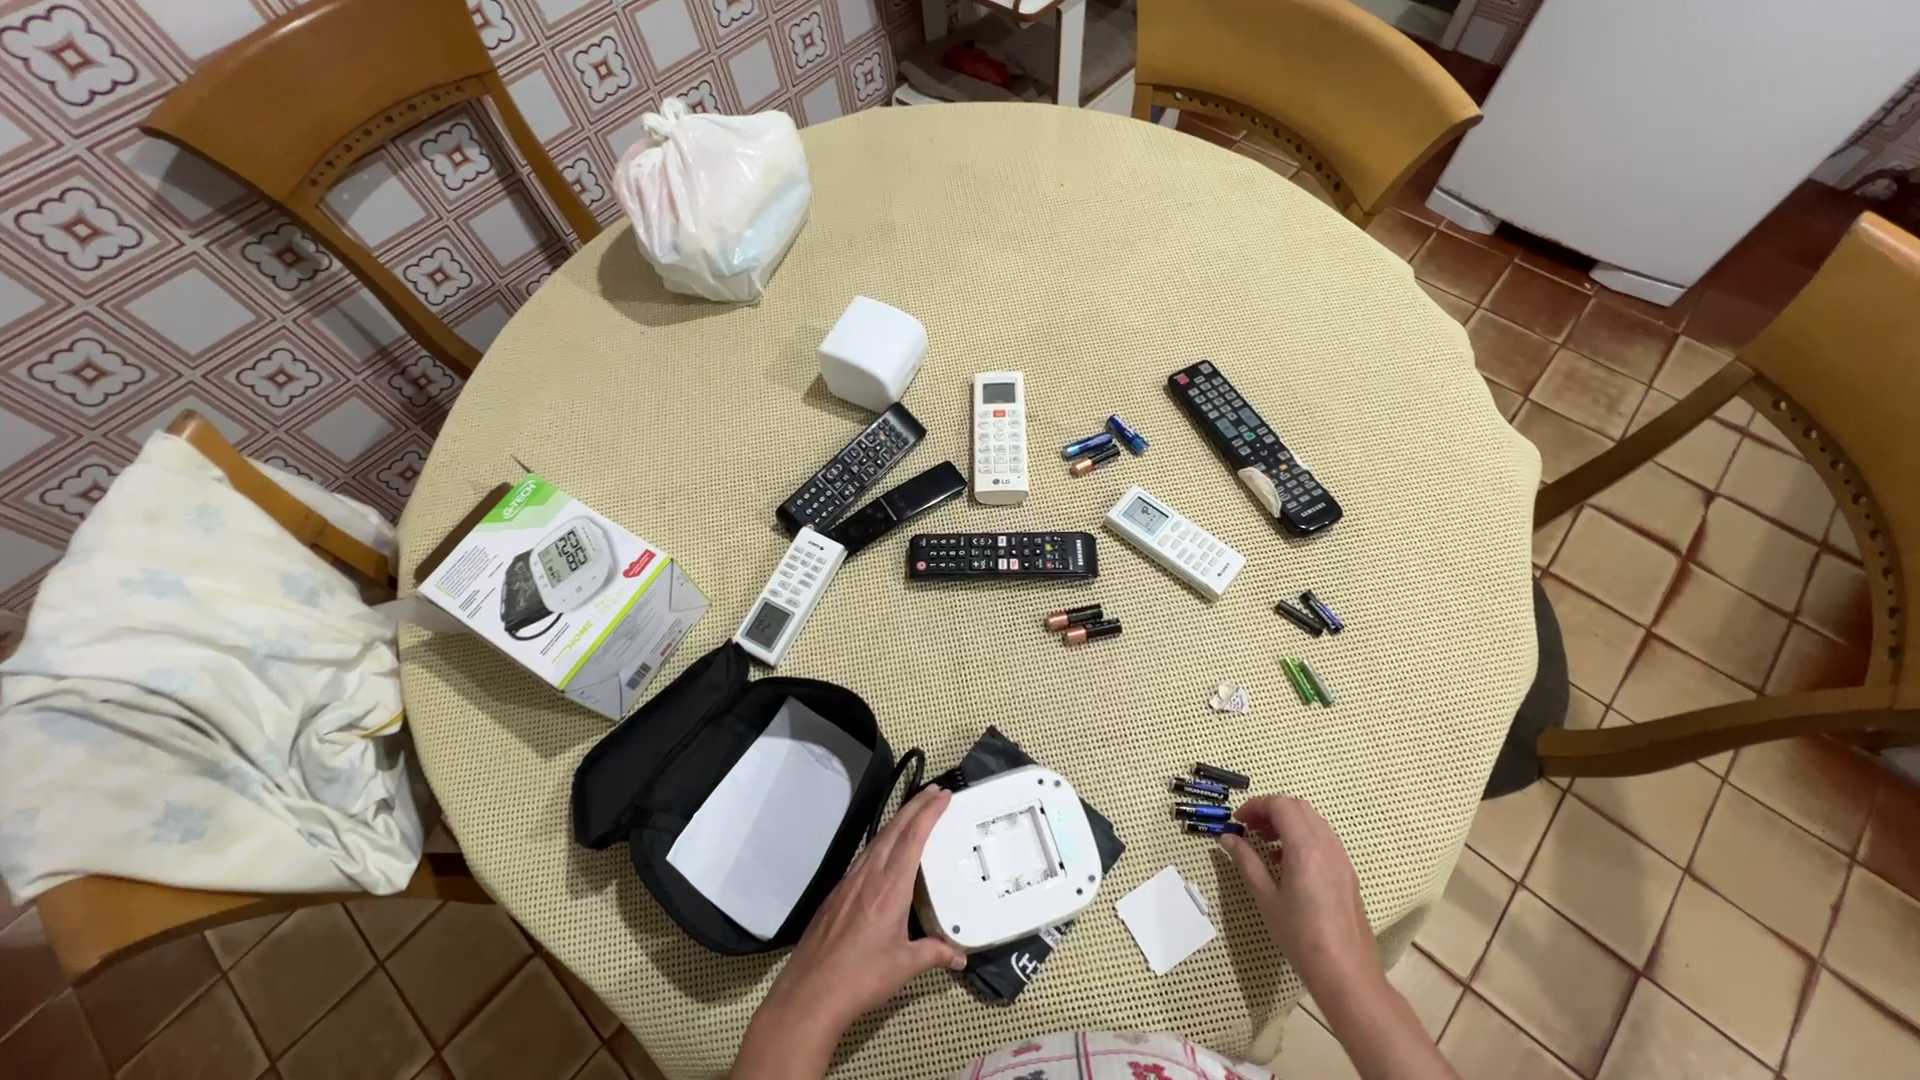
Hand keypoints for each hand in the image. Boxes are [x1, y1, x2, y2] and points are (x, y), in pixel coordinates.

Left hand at [764, 785, 967, 1027]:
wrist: (810, 992)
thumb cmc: (860, 978)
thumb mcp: (904, 966)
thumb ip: (934, 954)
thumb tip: (959, 956)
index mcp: (890, 887)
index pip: (913, 838)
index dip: (929, 813)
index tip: (944, 795)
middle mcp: (869, 876)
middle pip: (894, 829)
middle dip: (916, 806)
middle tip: (935, 792)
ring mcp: (850, 882)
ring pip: (878, 840)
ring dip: (899, 821)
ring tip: (915, 812)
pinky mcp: (837, 893)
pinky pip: (865, 855)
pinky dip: (882, 841)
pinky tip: (886, 848)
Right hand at [1218, 795, 1377, 991]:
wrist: (1346, 973)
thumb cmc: (1300, 937)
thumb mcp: (1266, 898)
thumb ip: (1246, 862)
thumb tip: (1227, 838)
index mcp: (1305, 849)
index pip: (1280, 805)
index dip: (1255, 806)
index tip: (1238, 822)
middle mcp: (1327, 846)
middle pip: (1298, 807)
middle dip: (1271, 810)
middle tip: (1250, 829)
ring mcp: (1342, 859)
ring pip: (1314, 820)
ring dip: (1288, 822)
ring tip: (1267, 845)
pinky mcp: (1348, 873)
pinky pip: (1324, 838)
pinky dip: (1303, 836)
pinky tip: (1289, 863)